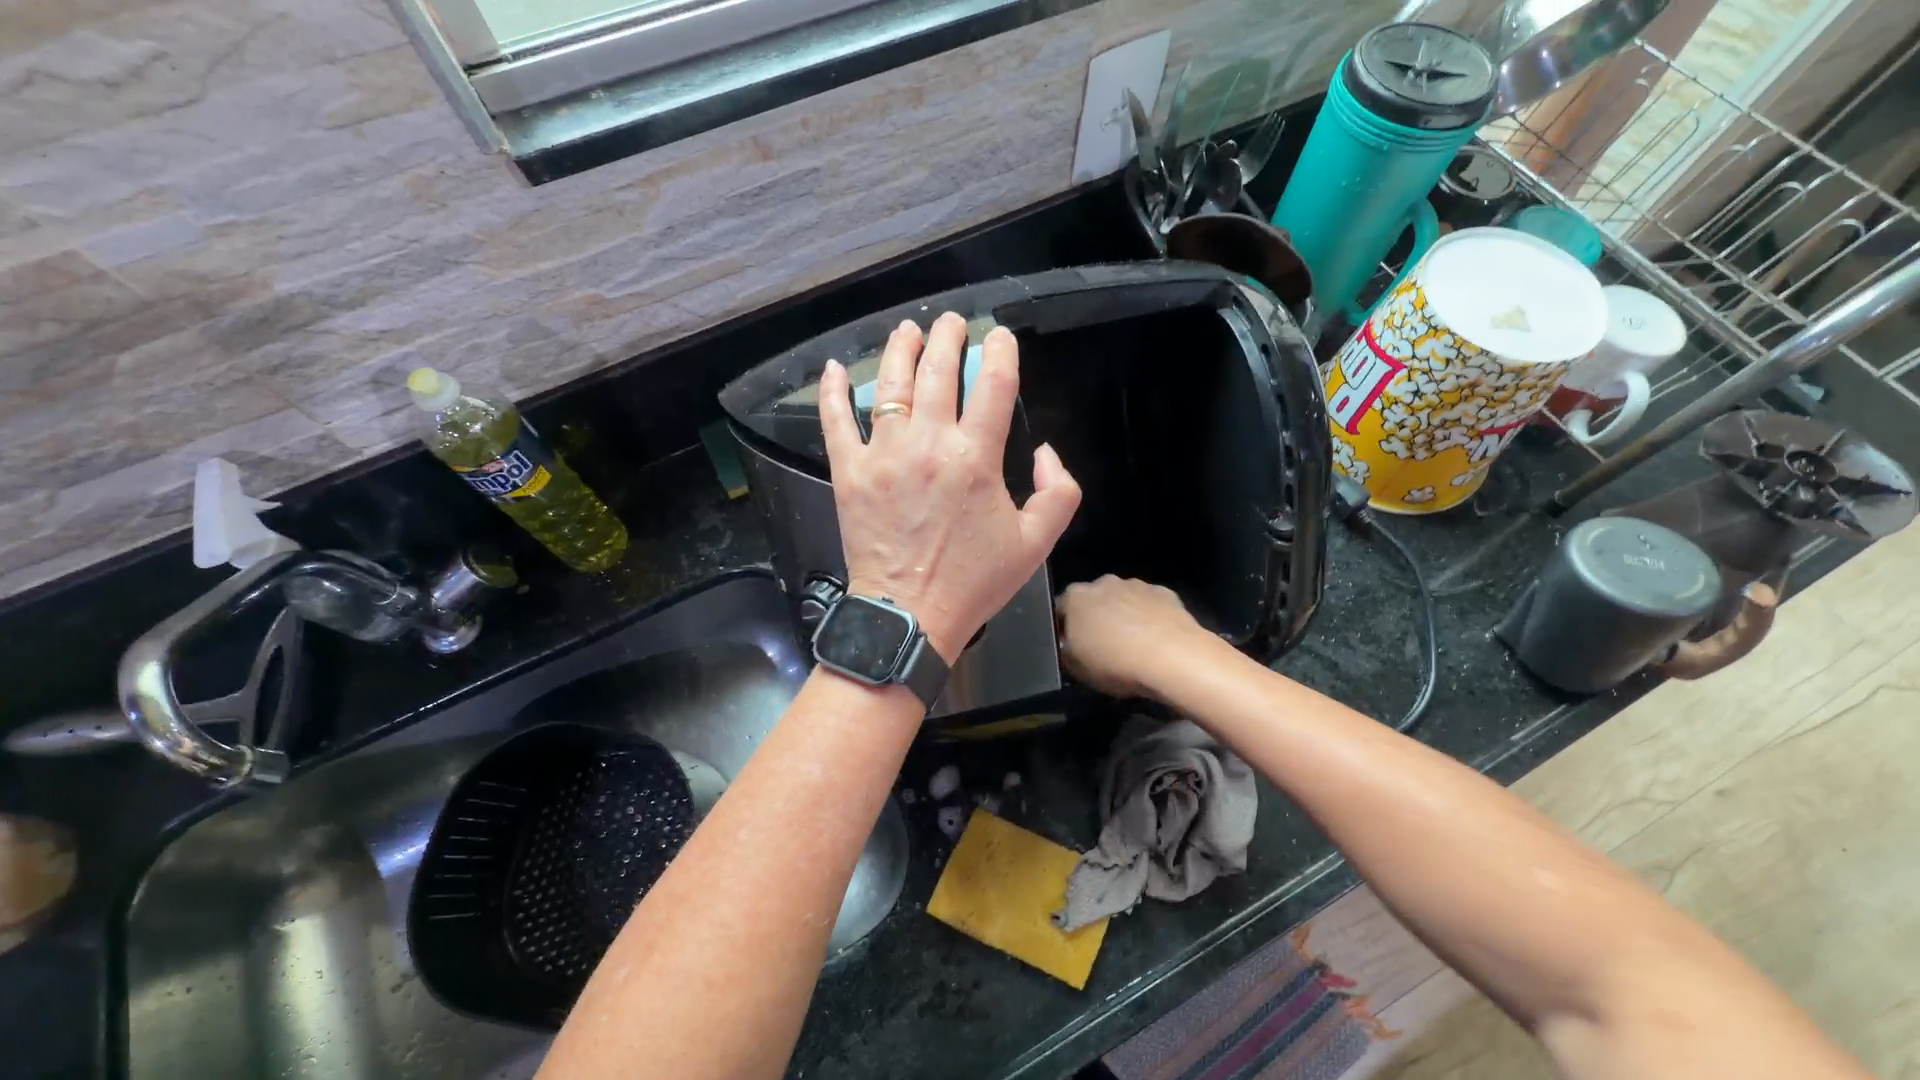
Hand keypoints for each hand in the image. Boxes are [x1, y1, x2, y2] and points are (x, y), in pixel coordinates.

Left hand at [819, 313, 1080, 662]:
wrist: (909, 615)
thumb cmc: (974, 581)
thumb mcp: (1036, 543)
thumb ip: (1058, 492)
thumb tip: (1046, 451)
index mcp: (977, 458)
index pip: (993, 385)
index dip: (1000, 351)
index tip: (999, 336)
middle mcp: (929, 444)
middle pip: (938, 371)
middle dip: (948, 337)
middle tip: (951, 322)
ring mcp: (883, 455)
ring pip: (891, 385)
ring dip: (901, 349)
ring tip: (908, 330)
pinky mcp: (849, 472)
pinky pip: (835, 421)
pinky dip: (833, 391)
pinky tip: (836, 368)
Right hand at [1056, 576, 1216, 698]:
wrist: (1172, 657)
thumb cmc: (1115, 663)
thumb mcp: (1077, 669)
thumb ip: (1066, 652)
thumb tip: (1068, 646)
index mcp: (1075, 597)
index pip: (1060, 610)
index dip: (1063, 629)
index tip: (1072, 648)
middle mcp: (1103, 582)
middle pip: (1093, 600)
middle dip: (1095, 618)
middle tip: (1102, 646)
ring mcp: (1136, 584)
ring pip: (1122, 599)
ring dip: (1123, 615)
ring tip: (1133, 644)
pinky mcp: (1164, 592)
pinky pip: (1149, 604)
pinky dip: (1149, 616)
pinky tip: (1156, 639)